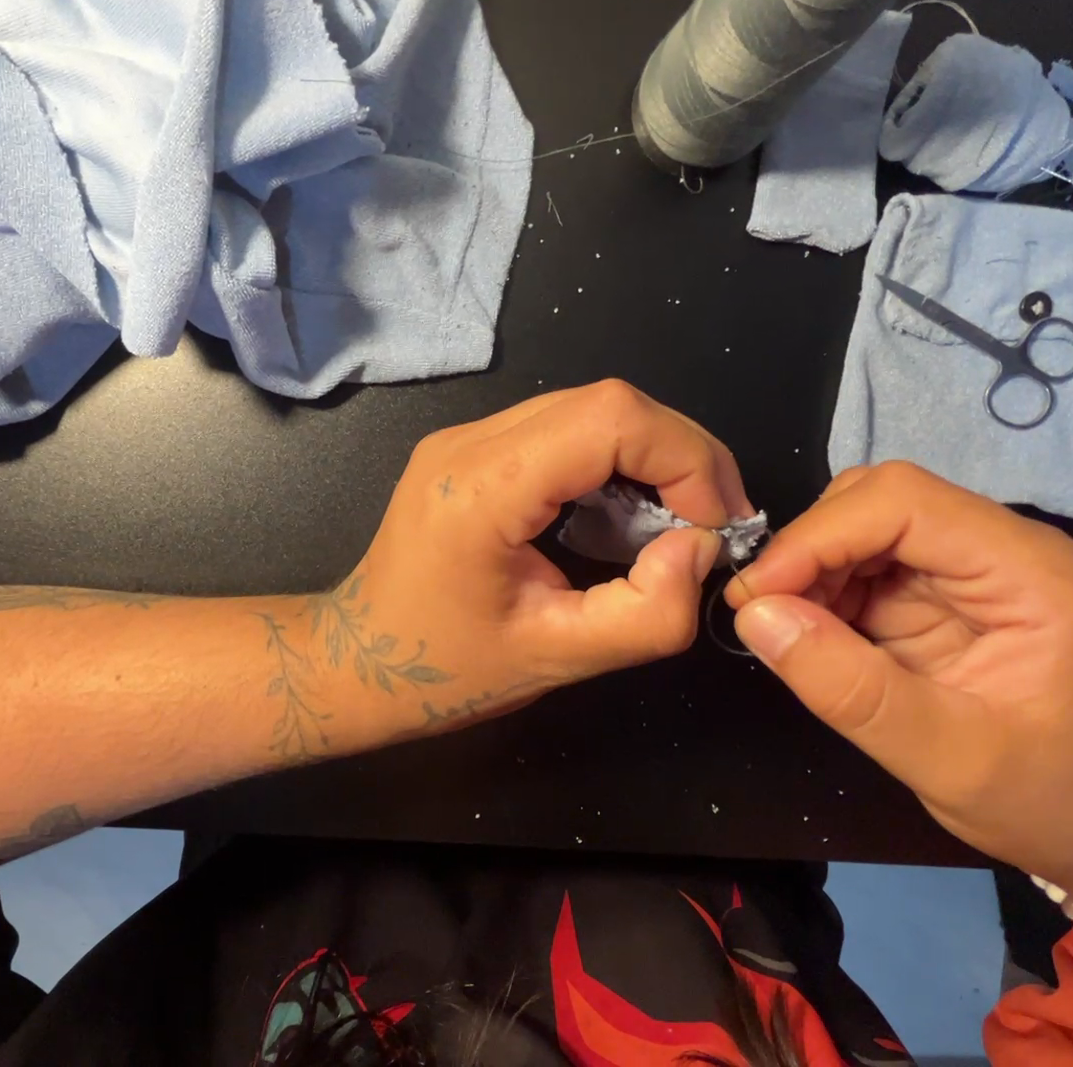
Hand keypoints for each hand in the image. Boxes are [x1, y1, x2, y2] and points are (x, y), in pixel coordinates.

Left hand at [344, 380, 750, 722]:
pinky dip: (611, 461)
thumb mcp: (557, 658)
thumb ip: (647, 614)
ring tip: (676, 522)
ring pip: (585, 409)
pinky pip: (559, 430)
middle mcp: (468, 443)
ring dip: (648, 456)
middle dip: (679, 455)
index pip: (610, 419)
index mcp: (481, 487)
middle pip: (604, 402)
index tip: (715, 525)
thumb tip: (699, 548)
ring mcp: (462, 439)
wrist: (357, 661)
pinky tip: (624, 513)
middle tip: (711, 523)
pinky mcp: (467, 451)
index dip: (685, 458)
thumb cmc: (445, 670)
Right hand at [725, 462, 1072, 921]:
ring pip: (863, 523)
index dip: (819, 535)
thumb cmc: (1046, 803)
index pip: (907, 503)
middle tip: (761, 612)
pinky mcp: (942, 590)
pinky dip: (819, 588)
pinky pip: (862, 562)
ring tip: (781, 627)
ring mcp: (973, 567)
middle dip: (809, 547)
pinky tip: (809, 631)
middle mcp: (1007, 552)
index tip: (757, 594)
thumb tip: (753, 616)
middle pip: (882, 500)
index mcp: (1037, 577)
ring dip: (808, 567)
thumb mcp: (943, 759)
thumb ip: (848, 687)